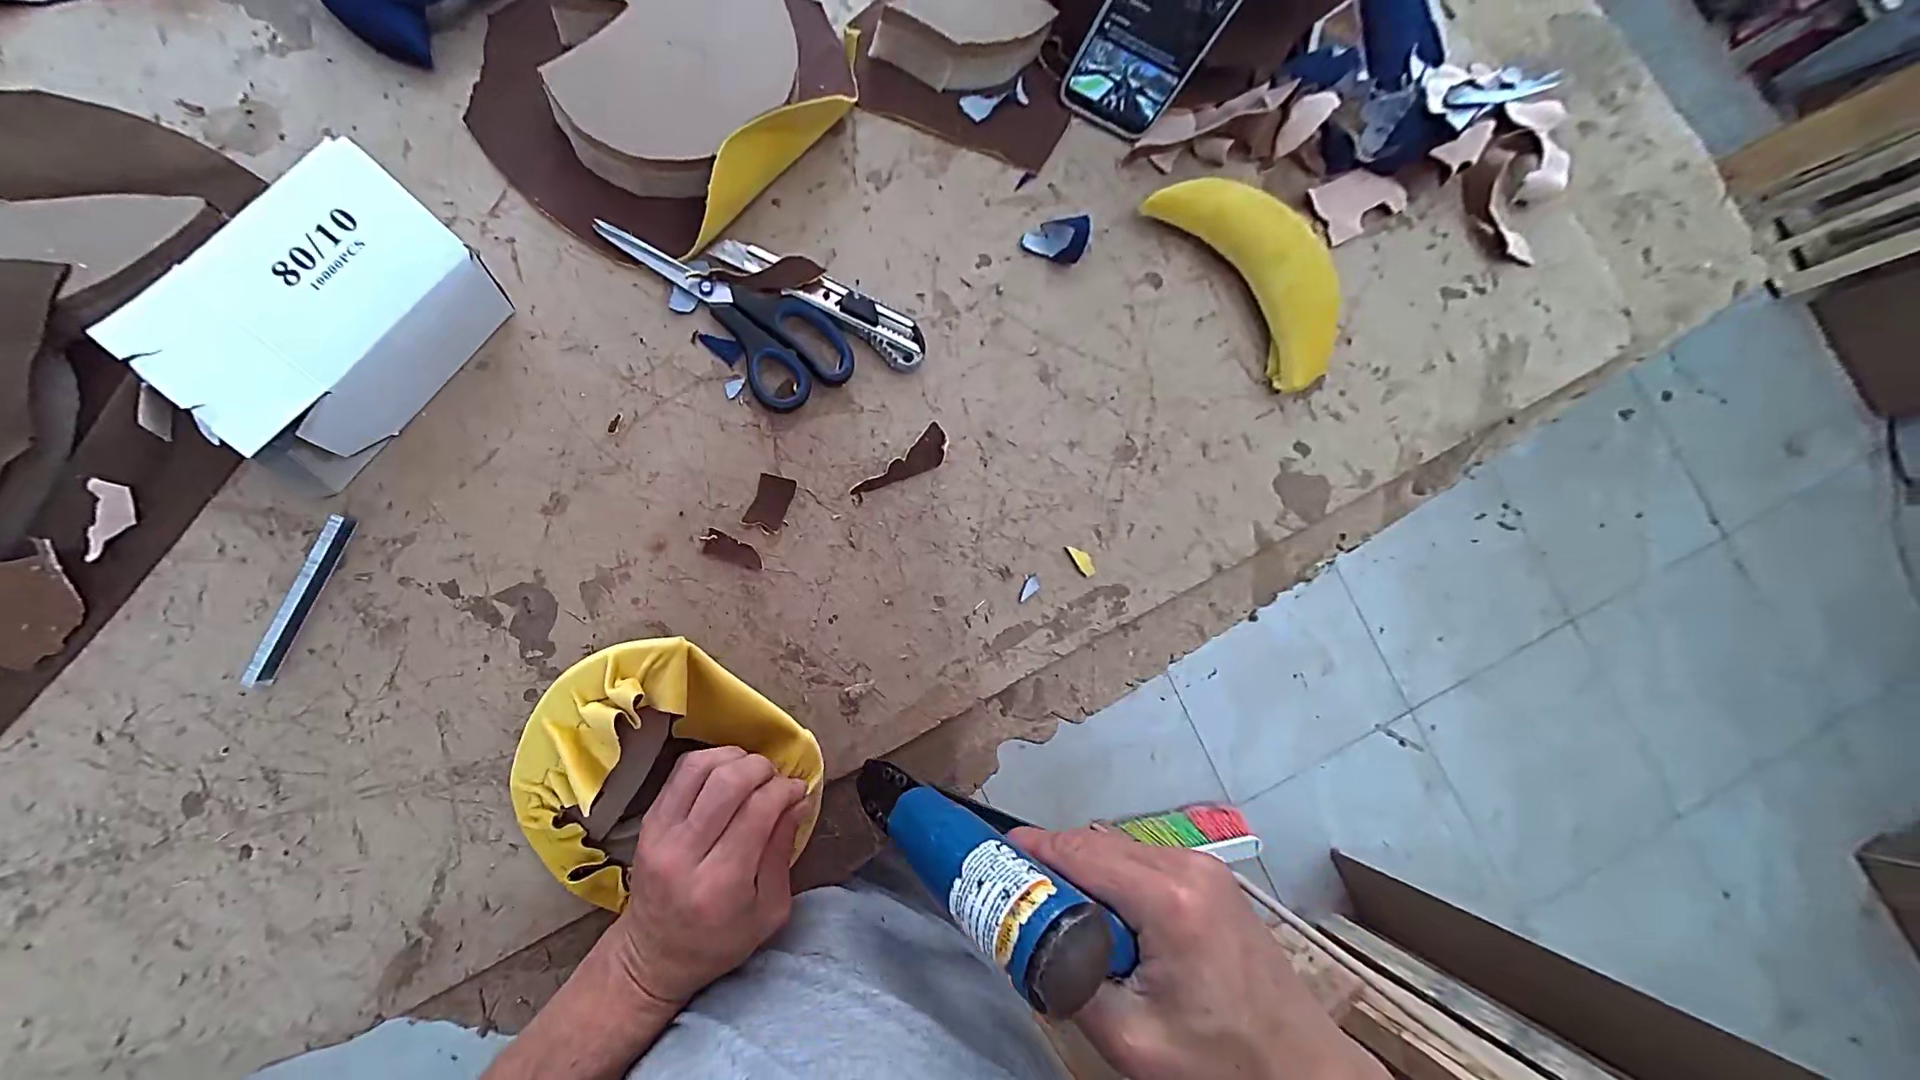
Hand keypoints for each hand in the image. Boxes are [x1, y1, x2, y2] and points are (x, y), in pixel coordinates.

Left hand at [485, 749, 809, 1079]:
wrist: (651, 958)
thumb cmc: (719, 940)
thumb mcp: (769, 910)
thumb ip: (783, 851)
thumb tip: (799, 800)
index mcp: (720, 883)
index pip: (758, 810)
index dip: (785, 789)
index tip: (798, 791)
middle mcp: (684, 854)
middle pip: (728, 781)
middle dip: (762, 768)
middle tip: (776, 780)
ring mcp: (659, 835)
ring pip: (700, 767)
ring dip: (736, 758)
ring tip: (752, 772)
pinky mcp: (648, 822)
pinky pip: (681, 771)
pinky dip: (712, 759)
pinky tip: (728, 771)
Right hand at [1010, 827, 1387, 1079]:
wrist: (1304, 1076)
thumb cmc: (1220, 1065)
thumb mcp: (1129, 1038)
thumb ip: (1069, 982)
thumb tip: (1030, 944)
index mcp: (1171, 899)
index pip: (1082, 852)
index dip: (1034, 850)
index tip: (997, 856)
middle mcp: (1188, 866)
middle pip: (1098, 844)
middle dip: (1054, 862)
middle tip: (1020, 891)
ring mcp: (1204, 868)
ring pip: (1120, 849)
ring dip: (1084, 869)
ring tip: (1056, 907)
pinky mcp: (1211, 880)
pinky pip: (1144, 862)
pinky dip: (1114, 877)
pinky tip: (1104, 913)